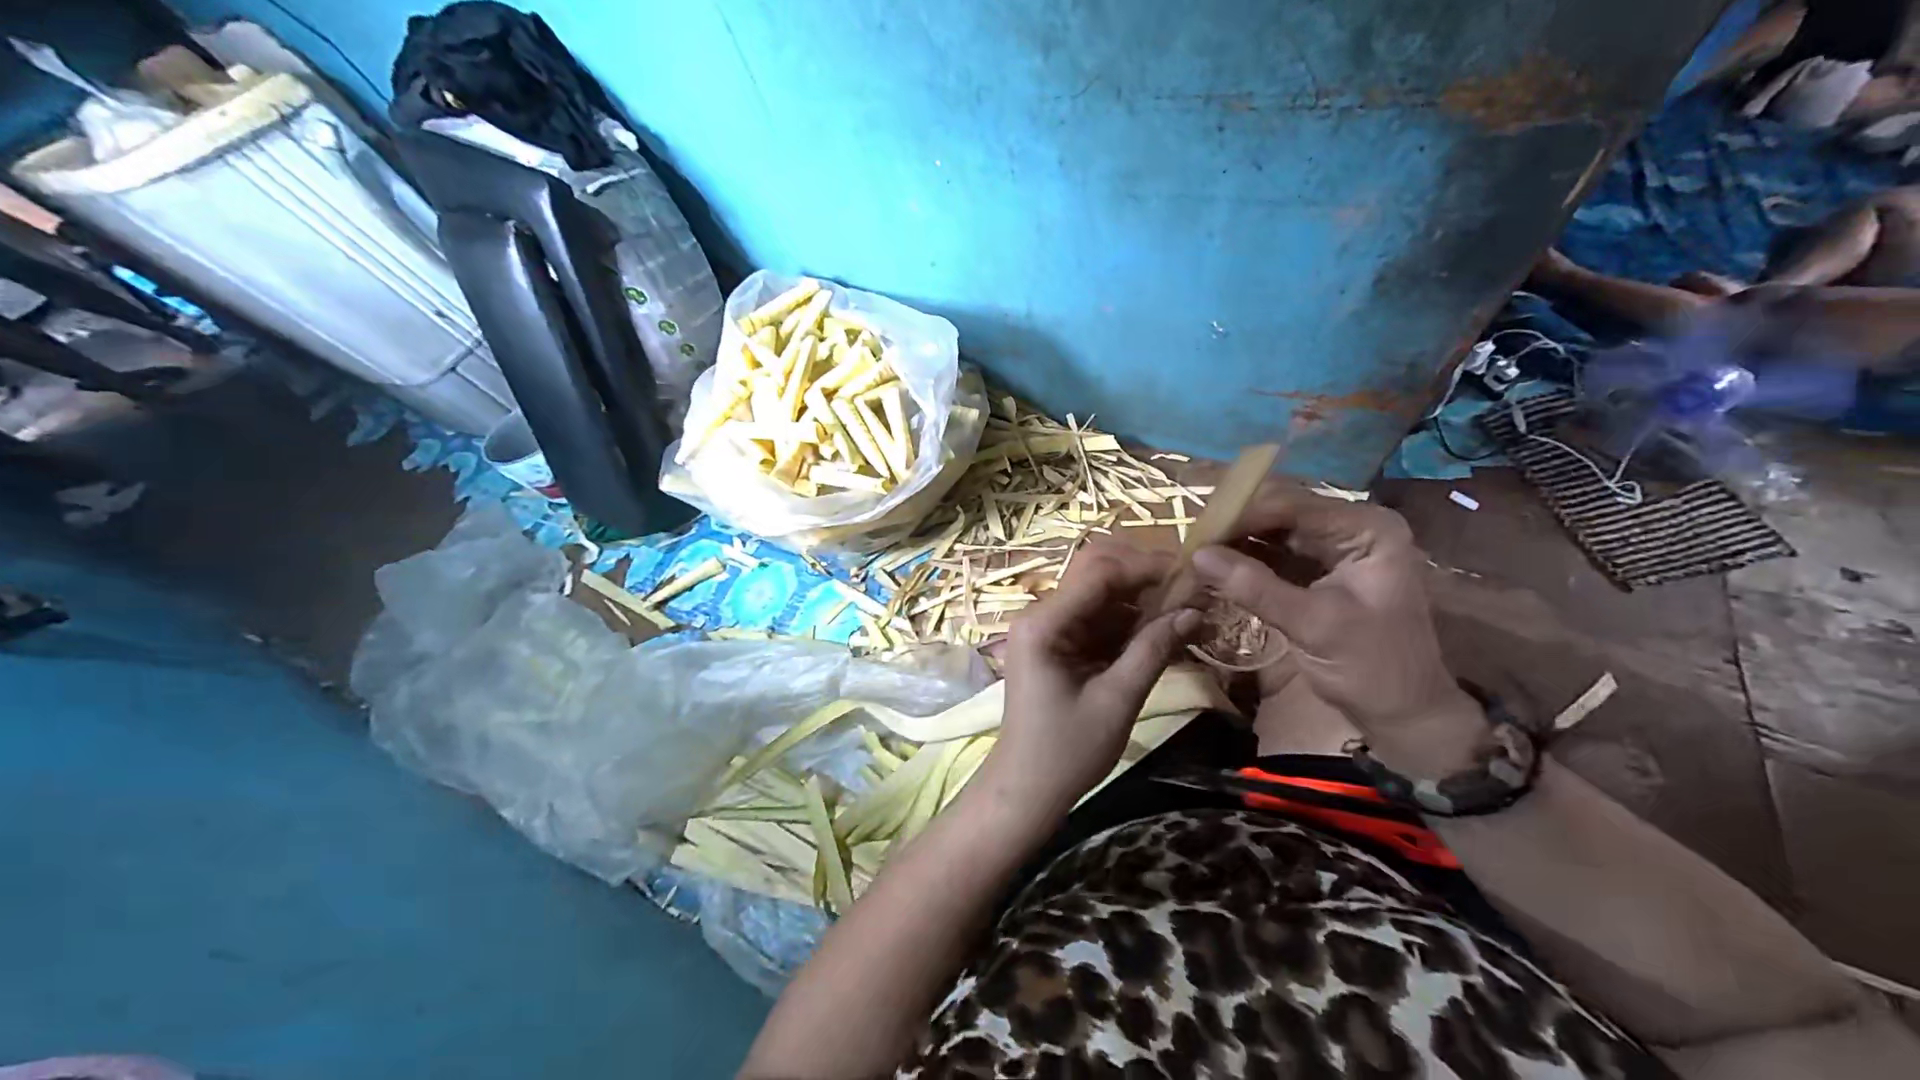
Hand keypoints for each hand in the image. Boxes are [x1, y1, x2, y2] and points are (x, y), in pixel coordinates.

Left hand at [983, 541, 1199, 820]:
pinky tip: (1163, 629)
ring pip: (1100, 594)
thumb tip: (1195, 611)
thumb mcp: (1117, 701)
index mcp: (1044, 623)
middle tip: (1191, 589)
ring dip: (1141, 599)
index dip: (1147, 567)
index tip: (1192, 574)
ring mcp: (1048, 628)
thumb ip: (1153, 650)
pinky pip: (1097, 619)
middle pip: (1096, 573)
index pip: (1099, 573)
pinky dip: (1129, 621)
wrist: (1027, 788)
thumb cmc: (1067, 751)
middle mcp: (1041, 615)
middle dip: (1143, 576)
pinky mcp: (1059, 644)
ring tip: (1187, 608)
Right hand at [1188, 485, 1488, 775]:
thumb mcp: (1313, 625)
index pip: (1292, 506)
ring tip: (1190, 554)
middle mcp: (1349, 527)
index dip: (1240, 515)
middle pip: (1277, 512)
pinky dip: (1240, 561)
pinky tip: (1210, 568)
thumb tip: (1196, 555)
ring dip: (1231, 543)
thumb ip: (1256, 587)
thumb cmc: (1372, 668)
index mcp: (1366, 529)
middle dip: (1232, 527)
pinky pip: (1269, 554)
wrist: (1403, 714)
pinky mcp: (1313, 569)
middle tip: (1188, 543)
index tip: (1195, 533)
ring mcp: (1331, 547)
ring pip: (1268, 532)